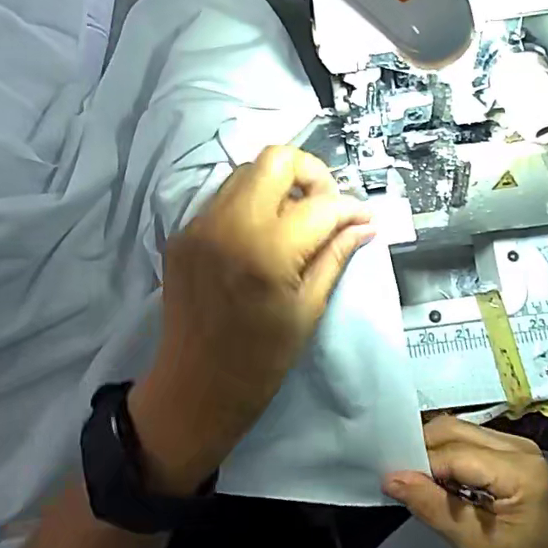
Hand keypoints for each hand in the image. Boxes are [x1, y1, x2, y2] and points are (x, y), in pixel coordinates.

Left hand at [130, 145, 373, 494]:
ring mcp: (199, 225)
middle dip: (311, 174)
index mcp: (267, 251)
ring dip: (279, 184)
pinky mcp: (182, 233)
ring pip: (247, 171)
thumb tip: (364, 226)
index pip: (321, 204)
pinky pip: (223, 197)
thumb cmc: (261, 360)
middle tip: (325, 206)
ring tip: (296, 218)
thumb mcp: (309, 309)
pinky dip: (251, 202)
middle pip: (276, 159)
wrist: (194, 388)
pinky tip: (263, 234)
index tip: (363, 219)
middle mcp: (228, 225)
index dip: (350, 208)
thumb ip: (335, 256)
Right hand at [383, 417, 547, 547]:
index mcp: (520, 468)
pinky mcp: (514, 459)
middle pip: (457, 431)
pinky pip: (472, 445)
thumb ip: (431, 505)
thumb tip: (391, 478)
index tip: (390, 480)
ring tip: (416, 483)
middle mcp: (521, 447)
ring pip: (462, 433)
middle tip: (399, 478)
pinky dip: (450, 460)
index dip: (420, 464)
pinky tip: (440, 485)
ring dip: (436, 454)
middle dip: (425, 450)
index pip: (455, 453)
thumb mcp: (474, 545)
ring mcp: (519, 450)